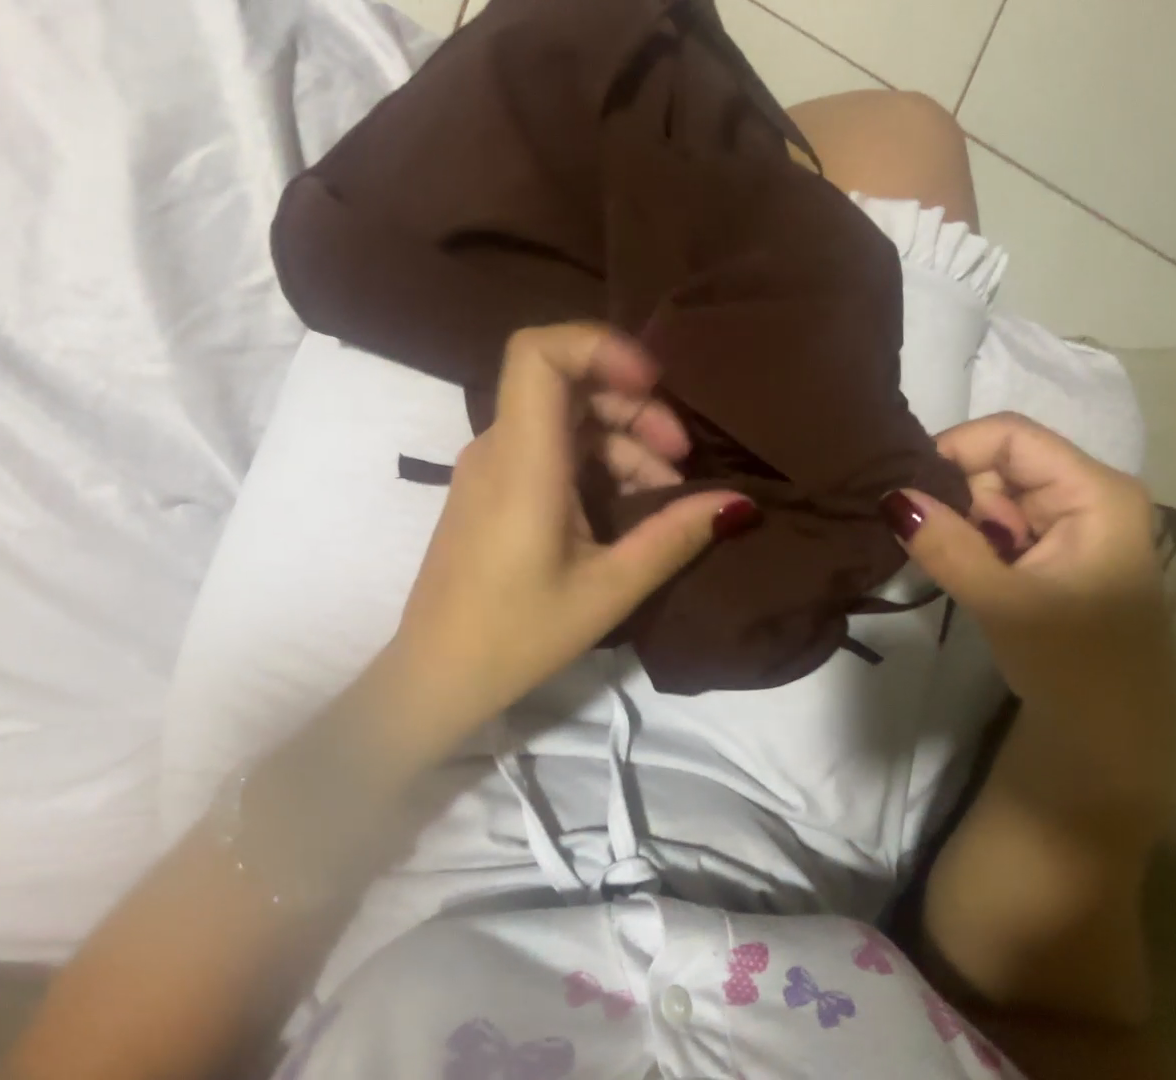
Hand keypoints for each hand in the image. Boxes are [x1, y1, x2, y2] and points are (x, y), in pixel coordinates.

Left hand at [390, 324, 756, 728]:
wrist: (437, 674)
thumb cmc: (516, 637)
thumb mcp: (607, 591)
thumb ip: (672, 538)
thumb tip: (737, 503)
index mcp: (521, 464)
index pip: (536, 352)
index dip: (598, 345)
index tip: (652, 383)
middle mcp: (498, 449)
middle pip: (566, 383)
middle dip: (633, 406)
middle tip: (680, 457)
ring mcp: (489, 466)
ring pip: (563, 418)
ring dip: (622, 441)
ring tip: (665, 493)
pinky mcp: (491, 487)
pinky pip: (548, 449)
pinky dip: (594, 462)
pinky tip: (628, 506)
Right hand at [879, 412, 1169, 713]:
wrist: (1109, 733)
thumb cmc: (1073, 665)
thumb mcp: (1004, 604)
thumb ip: (948, 547)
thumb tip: (891, 496)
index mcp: (1095, 492)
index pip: (1010, 436)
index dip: (952, 451)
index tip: (903, 492)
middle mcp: (1087, 494)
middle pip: (1000, 462)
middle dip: (954, 493)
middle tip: (923, 540)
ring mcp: (1072, 523)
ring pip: (994, 495)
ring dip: (960, 522)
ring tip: (944, 562)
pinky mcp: (1055, 551)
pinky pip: (1001, 525)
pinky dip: (972, 541)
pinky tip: (963, 570)